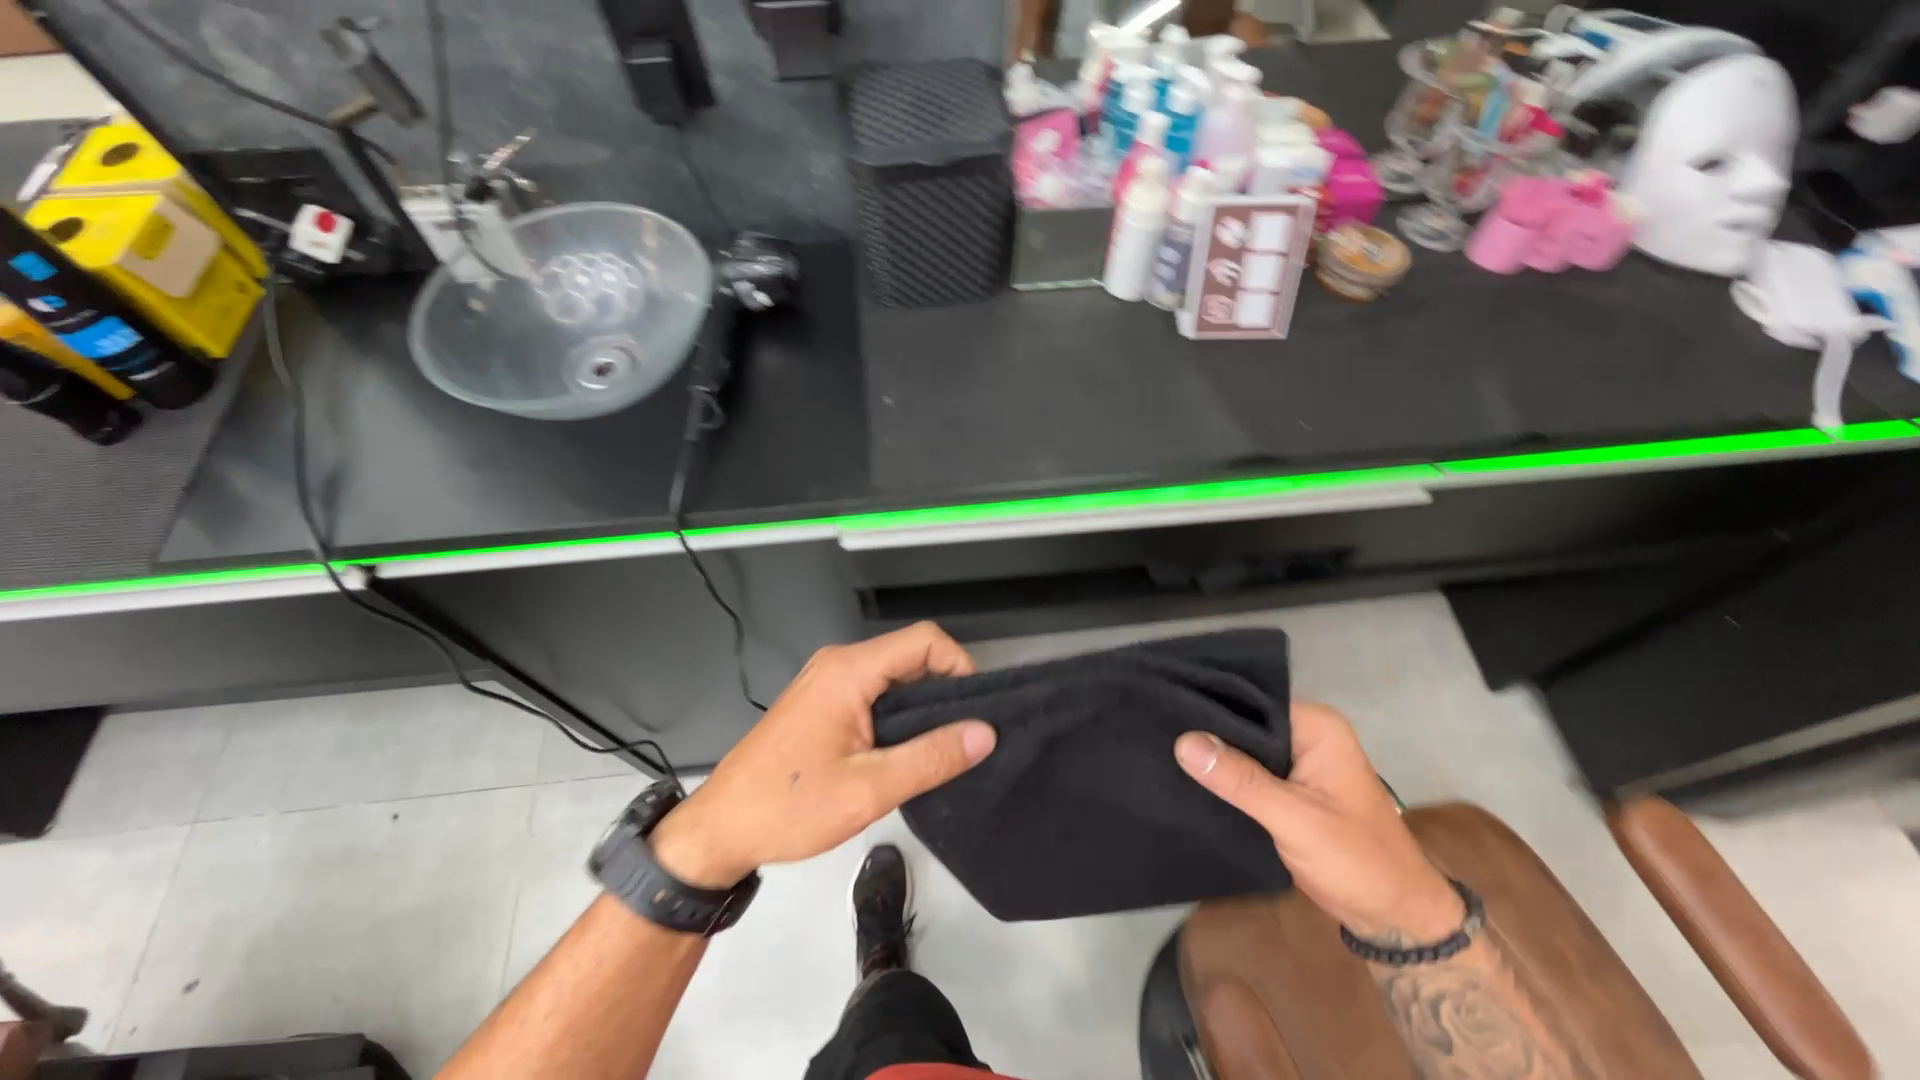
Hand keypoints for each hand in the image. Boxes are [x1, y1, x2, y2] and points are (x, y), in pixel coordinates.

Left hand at [649, 622, 996, 888]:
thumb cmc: (787, 808)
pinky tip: (905, 755)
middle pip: (911, 656)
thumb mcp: (869, 789)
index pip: (925, 640)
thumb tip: (983, 733)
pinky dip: (898, 716)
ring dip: (921, 707)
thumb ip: (931, 757)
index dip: (960, 667)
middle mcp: (837, 666)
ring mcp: (826, 684)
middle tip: (963, 739)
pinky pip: (874, 695)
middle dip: (945, 690)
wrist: (721, 829)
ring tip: (938, 752)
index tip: (976, 711)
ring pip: (894, 678)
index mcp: (848, 672)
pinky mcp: (821, 706)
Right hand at [1174, 703, 1463, 942]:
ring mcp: (1300, 764)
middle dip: (1206, 730)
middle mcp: (1309, 736)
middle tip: (1154, 731)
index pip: (1254, 699)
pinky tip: (1188, 779)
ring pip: (1245, 749)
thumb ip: (1239, 779)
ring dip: (1214, 756)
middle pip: (1246, 722)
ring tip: (1160, 750)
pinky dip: (1226, 778)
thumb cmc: (1357, 860)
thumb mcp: (1295, 818)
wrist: (1393, 915)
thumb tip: (1184, 742)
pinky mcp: (1289, 790)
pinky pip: (1249, 772)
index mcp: (1318, 728)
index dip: (1211, 702)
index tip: (1163, 706)